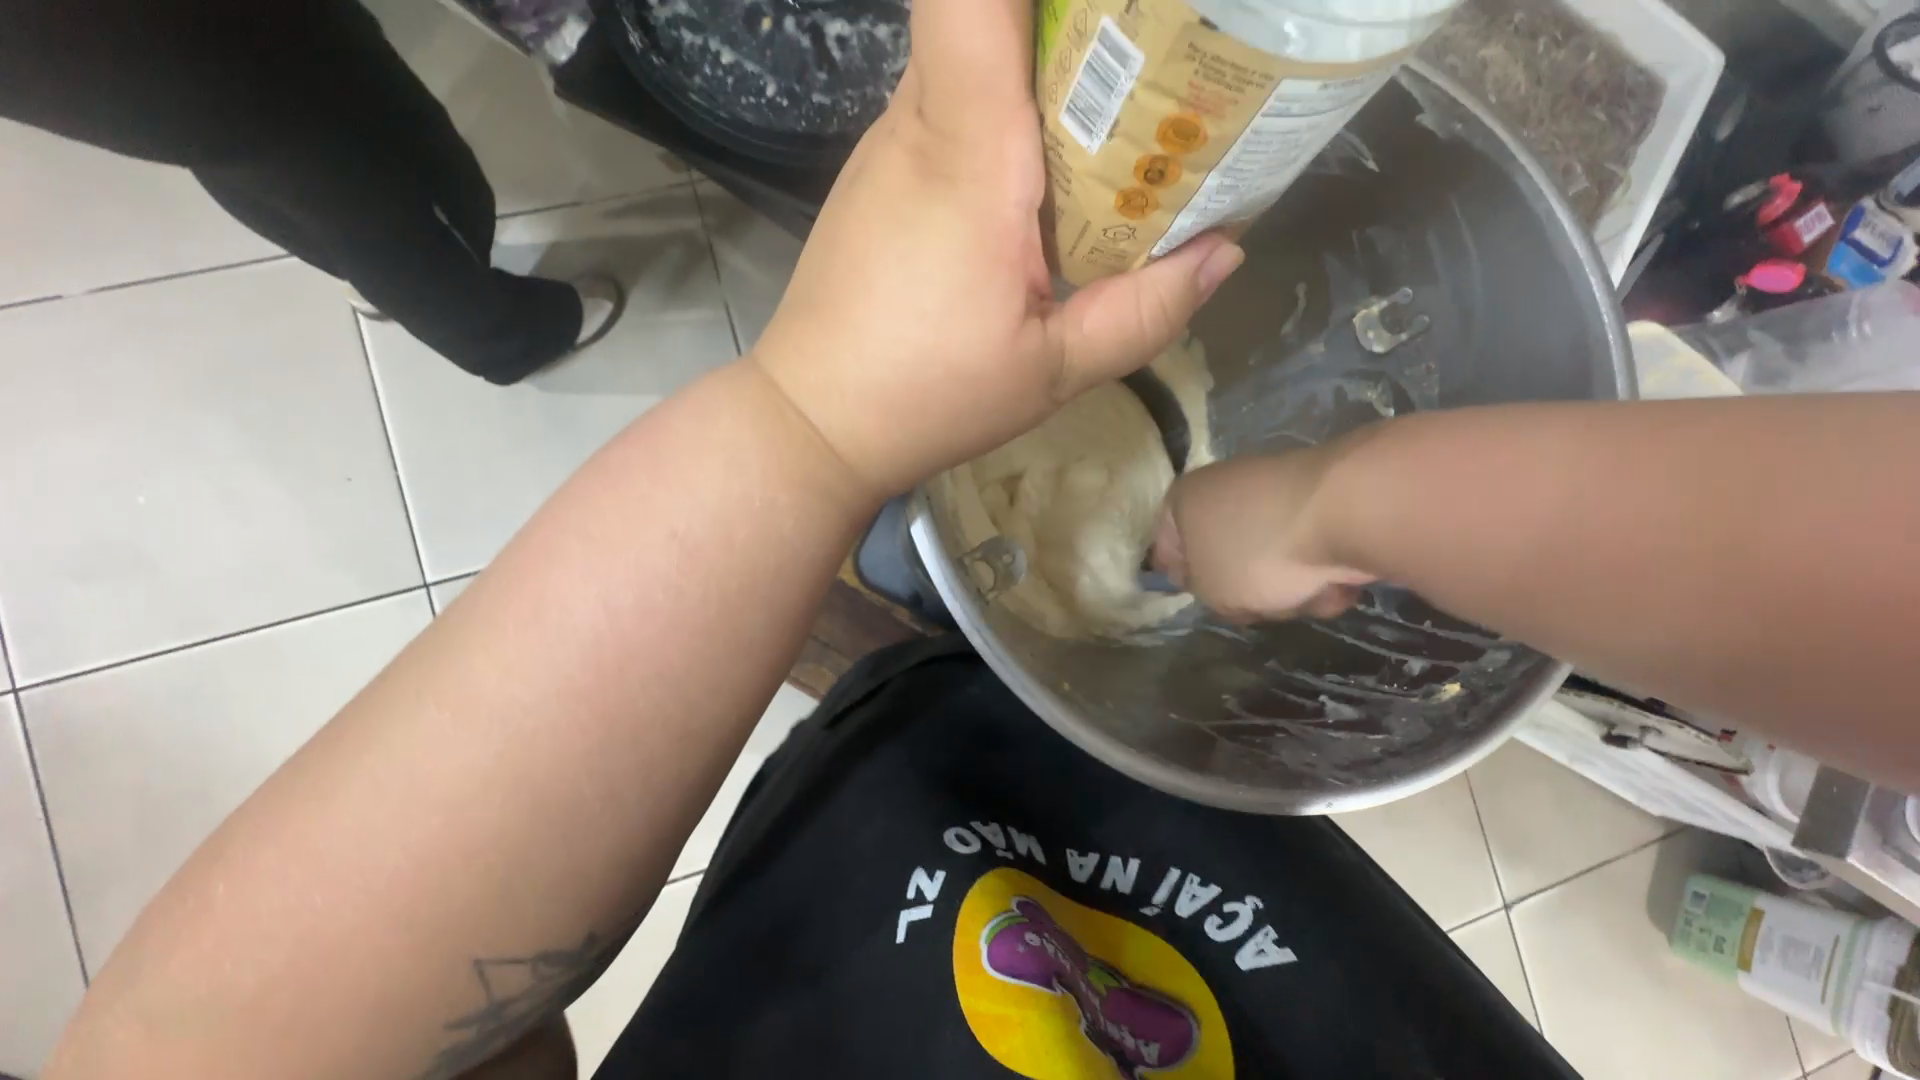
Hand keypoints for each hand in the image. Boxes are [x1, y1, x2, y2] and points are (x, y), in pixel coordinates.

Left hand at [749, 0, 1243, 497]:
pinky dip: (1010, 106)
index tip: (1114, 6)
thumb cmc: (926, 398)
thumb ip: (1144, 311)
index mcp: (969, 151)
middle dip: (1081, 20)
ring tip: (1122, 110)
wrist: (816, 420)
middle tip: (1156, 59)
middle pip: (994, 11)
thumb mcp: (1053, 372)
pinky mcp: (883, 166)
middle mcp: (921, 118)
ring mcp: (893, 138)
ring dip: (1049, 65)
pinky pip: (954, 96)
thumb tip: (1225, 251)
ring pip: (977, 51)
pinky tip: (1049, 166)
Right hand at [1151, 447, 1378, 621]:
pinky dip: (1322, 573)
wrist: (1346, 512)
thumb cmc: (1257, 551)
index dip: (1181, 579)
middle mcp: (1226, 487)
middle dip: (1247, 590)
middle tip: (1258, 605)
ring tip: (1307, 595)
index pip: (1166, 547)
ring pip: (1271, 559)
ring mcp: (1277, 492)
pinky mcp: (1323, 502)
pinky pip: (1311, 551)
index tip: (1202, 600)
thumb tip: (1217, 577)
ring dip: (1290, 589)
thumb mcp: (1210, 590)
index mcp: (1185, 499)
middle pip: (1226, 557)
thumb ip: (1200, 587)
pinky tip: (1337, 583)